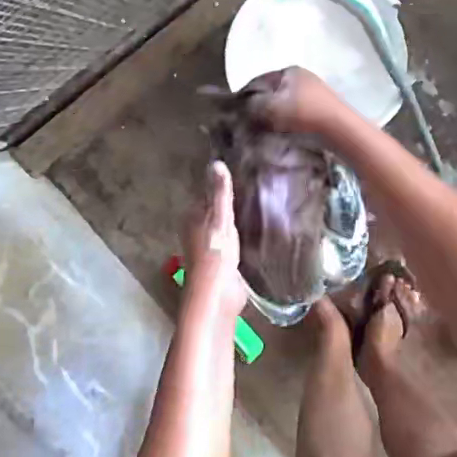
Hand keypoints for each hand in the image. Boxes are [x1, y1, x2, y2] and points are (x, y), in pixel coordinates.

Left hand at [183, 160, 248, 317]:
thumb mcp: (220, 217)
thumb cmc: (216, 252)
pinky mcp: (223, 262)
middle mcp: (197, 231)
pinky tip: (260, 233)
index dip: (223, 187)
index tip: (245, 177)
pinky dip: (244, 237)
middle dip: (233, 204)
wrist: (218, 294)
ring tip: (264, 209)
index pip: (207, 195)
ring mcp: (209, 248)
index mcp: (191, 217)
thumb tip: (216, 162)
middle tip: (260, 192)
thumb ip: (220, 192)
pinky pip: (234, 243)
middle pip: (216, 212)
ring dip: (240, 222)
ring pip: (225, 228)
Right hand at [238, 66, 355, 138]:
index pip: (257, 81)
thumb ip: (251, 104)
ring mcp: (316, 92)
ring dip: (275, 117)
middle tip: (249, 125)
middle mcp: (303, 76)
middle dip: (260, 107)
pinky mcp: (324, 108)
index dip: (244, 97)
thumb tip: (241, 106)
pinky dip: (290, 122)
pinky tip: (286, 134)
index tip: (235, 114)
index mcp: (289, 70)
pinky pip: (299, 114)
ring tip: (266, 132)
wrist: (341, 131)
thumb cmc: (303, 115)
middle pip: (273, 92)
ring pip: (285, 104)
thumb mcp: (269, 108)